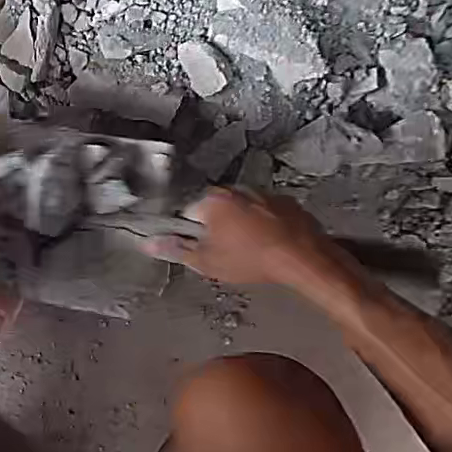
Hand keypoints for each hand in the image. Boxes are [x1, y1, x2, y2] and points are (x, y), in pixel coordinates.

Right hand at [144, 188, 366, 301]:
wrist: (303, 259)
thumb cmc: (250, 260)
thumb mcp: (206, 261)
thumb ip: (175, 250)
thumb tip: (148, 243)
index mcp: (212, 200)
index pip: (186, 211)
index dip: (189, 231)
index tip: (197, 246)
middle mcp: (237, 189)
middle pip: (214, 207)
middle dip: (215, 226)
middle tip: (222, 251)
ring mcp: (264, 193)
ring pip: (241, 209)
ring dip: (240, 225)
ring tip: (247, 250)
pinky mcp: (287, 202)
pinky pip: (265, 212)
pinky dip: (263, 224)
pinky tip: (266, 244)